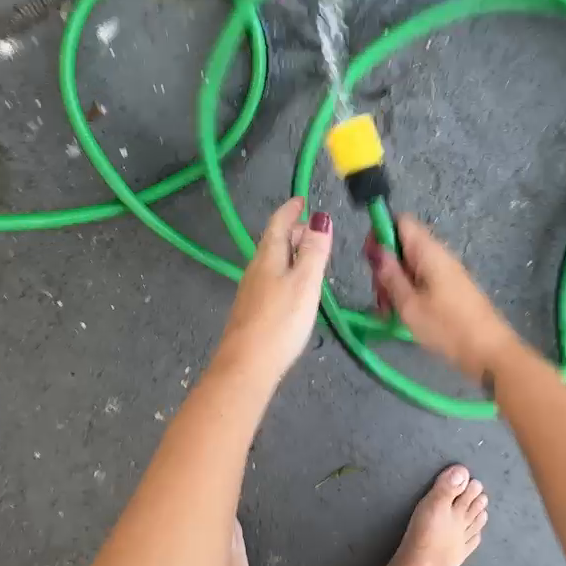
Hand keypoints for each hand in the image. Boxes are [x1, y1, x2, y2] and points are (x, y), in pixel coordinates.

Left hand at [213, 197, 333, 379]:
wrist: (246, 365)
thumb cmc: (279, 321)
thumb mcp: (304, 282)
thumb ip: (314, 251)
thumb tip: (319, 217)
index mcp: (268, 256)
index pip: (279, 223)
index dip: (291, 209)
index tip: (302, 199)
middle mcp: (256, 268)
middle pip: (274, 240)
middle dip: (293, 229)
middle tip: (313, 226)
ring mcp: (251, 289)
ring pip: (272, 259)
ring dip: (289, 250)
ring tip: (308, 253)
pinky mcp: (252, 309)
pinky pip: (270, 277)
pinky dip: (285, 269)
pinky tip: (294, 284)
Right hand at [366, 215, 524, 386]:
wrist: (489, 351)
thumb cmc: (446, 327)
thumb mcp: (409, 304)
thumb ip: (390, 275)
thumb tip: (377, 249)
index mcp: (428, 251)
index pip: (400, 221)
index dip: (380, 233)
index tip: (369, 260)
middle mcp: (438, 255)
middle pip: (402, 245)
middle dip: (385, 266)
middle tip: (379, 295)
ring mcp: (445, 271)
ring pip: (410, 266)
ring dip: (394, 284)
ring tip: (389, 312)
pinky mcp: (450, 288)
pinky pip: (422, 280)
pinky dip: (408, 293)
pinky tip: (403, 316)